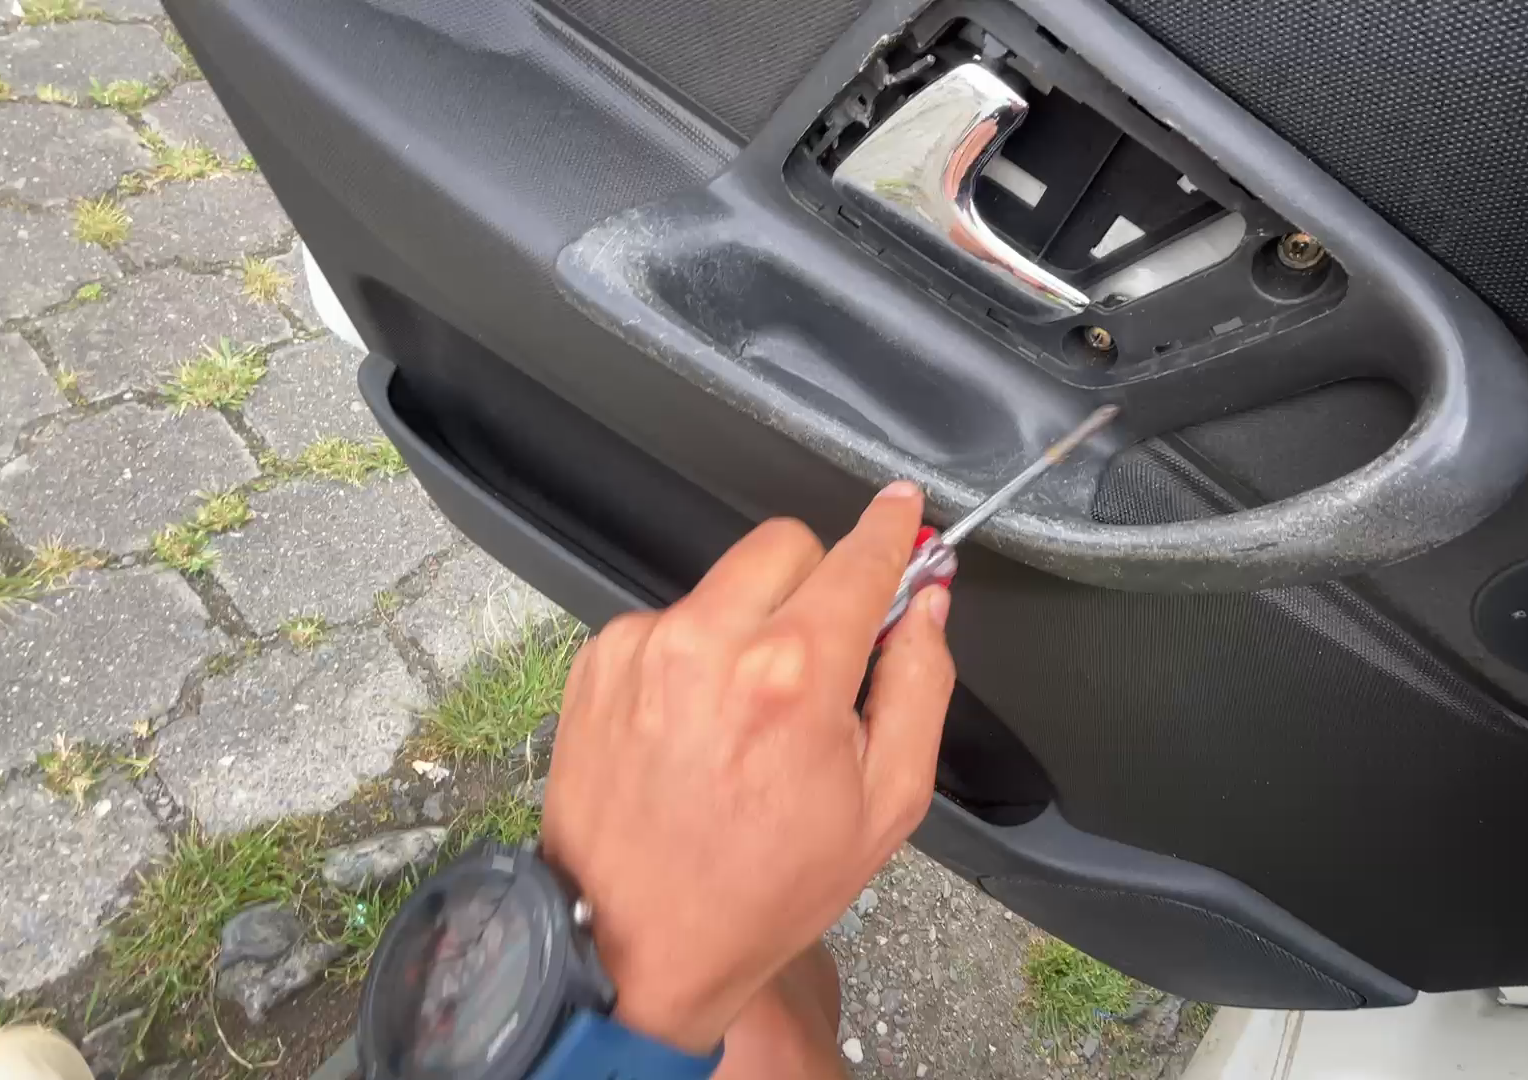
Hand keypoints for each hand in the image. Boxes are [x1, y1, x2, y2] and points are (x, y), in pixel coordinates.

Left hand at [538, 481, 956, 1053]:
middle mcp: (710, 642)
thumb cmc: (767, 884)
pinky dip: (703, 644)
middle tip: (823, 646)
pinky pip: (677, 613)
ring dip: (758, 615)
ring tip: (752, 700)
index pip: (857, 560)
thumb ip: (921, 682)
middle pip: (789, 543)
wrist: (632, 944)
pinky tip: (700, 713)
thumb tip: (925, 606)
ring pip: (731, 576)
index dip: (889, 527)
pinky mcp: (602, 657)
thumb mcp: (887, 801)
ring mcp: (645, 644)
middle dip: (819, 578)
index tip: (901, 505)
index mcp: (793, 677)